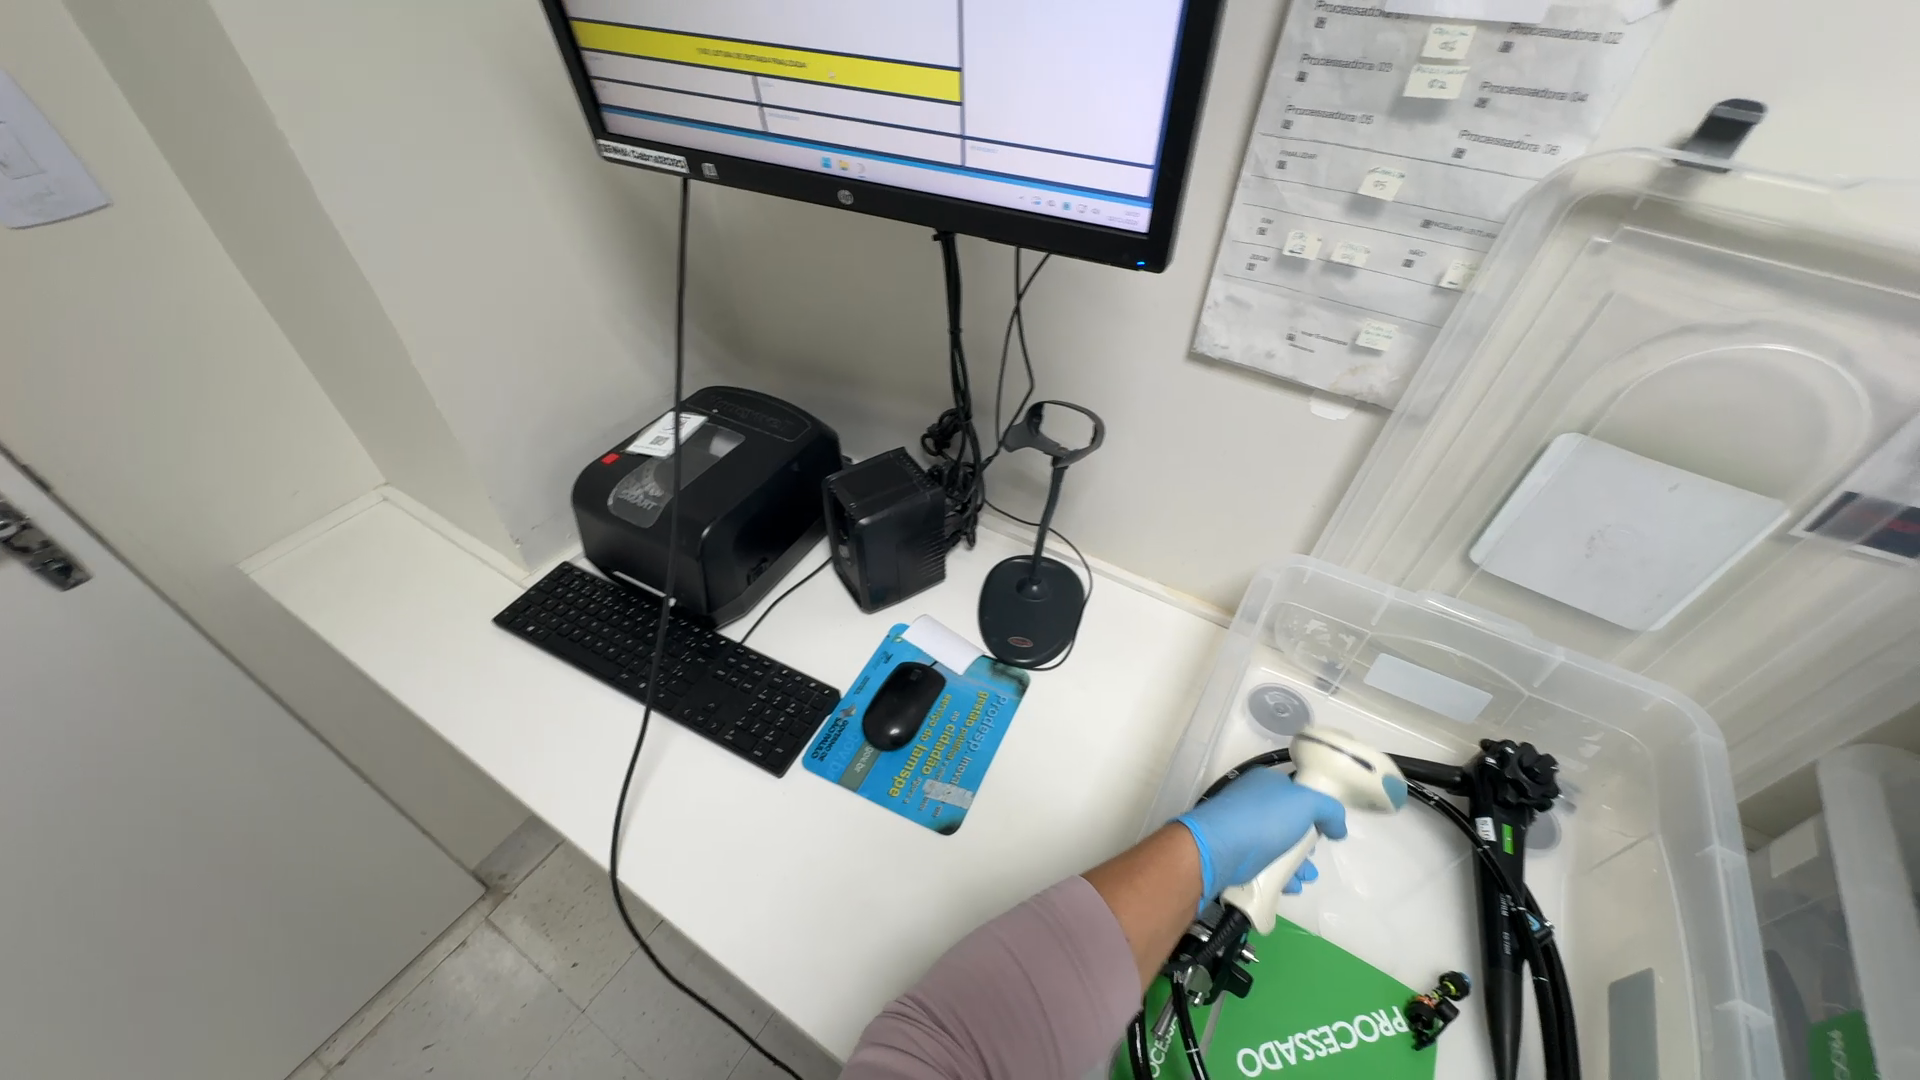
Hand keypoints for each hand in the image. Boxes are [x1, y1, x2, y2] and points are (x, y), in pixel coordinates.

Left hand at [1173, 767, 1346, 905]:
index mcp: (1264, 782)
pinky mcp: (1235, 852)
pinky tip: (1290, 885)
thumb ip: (1328, 809)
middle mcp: (1251, 801)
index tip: (1323, 828)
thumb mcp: (1305, 803)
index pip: (1294, 792)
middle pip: (1287, 821)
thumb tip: (1337, 826)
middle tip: (1312, 854)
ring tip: (1306, 875)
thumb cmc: (1263, 820)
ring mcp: (1240, 827)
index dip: (1312, 809)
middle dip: (1305, 841)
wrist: (1219, 848)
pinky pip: (1264, 863)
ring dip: (1296, 862)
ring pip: (1277, 844)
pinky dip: (1280, 874)